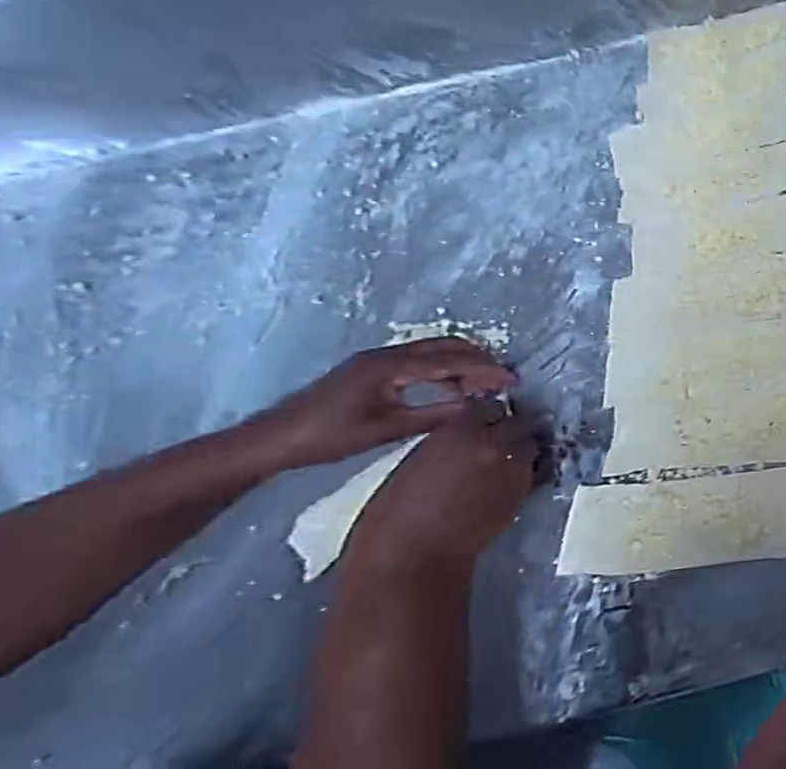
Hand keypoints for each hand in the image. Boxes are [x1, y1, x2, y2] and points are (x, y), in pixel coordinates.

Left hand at [246, 338, 516, 469]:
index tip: (512, 381)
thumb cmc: (328, 437)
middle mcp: (388, 353)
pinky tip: (452, 388)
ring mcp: (379, 358)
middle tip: (503, 380)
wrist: (273, 439)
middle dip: (481, 360)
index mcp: (392, 365)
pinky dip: (444, 369)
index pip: (452, 361)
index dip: (486, 370)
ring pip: (435, 350)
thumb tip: (478, 408)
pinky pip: (420, 359)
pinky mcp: (373, 368)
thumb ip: (434, 415)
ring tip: (484, 385)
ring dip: (463, 363)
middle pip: (448, 346)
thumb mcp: (386, 429)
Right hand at [345, 409, 539, 571]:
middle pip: (516, 422)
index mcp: (463, 429)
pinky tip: (502, 481)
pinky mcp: (523, 491)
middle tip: (492, 442)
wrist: (412, 559)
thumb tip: (470, 431)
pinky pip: (529, 471)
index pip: (488, 405)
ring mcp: (514, 466)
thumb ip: (451, 437)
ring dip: (517, 449)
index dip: (484, 414)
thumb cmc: (396, 512)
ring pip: (527, 445)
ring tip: (499, 462)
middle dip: (506, 429)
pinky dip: (519, 471)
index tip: (479, 422)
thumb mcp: (419, 458)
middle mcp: (496, 441)